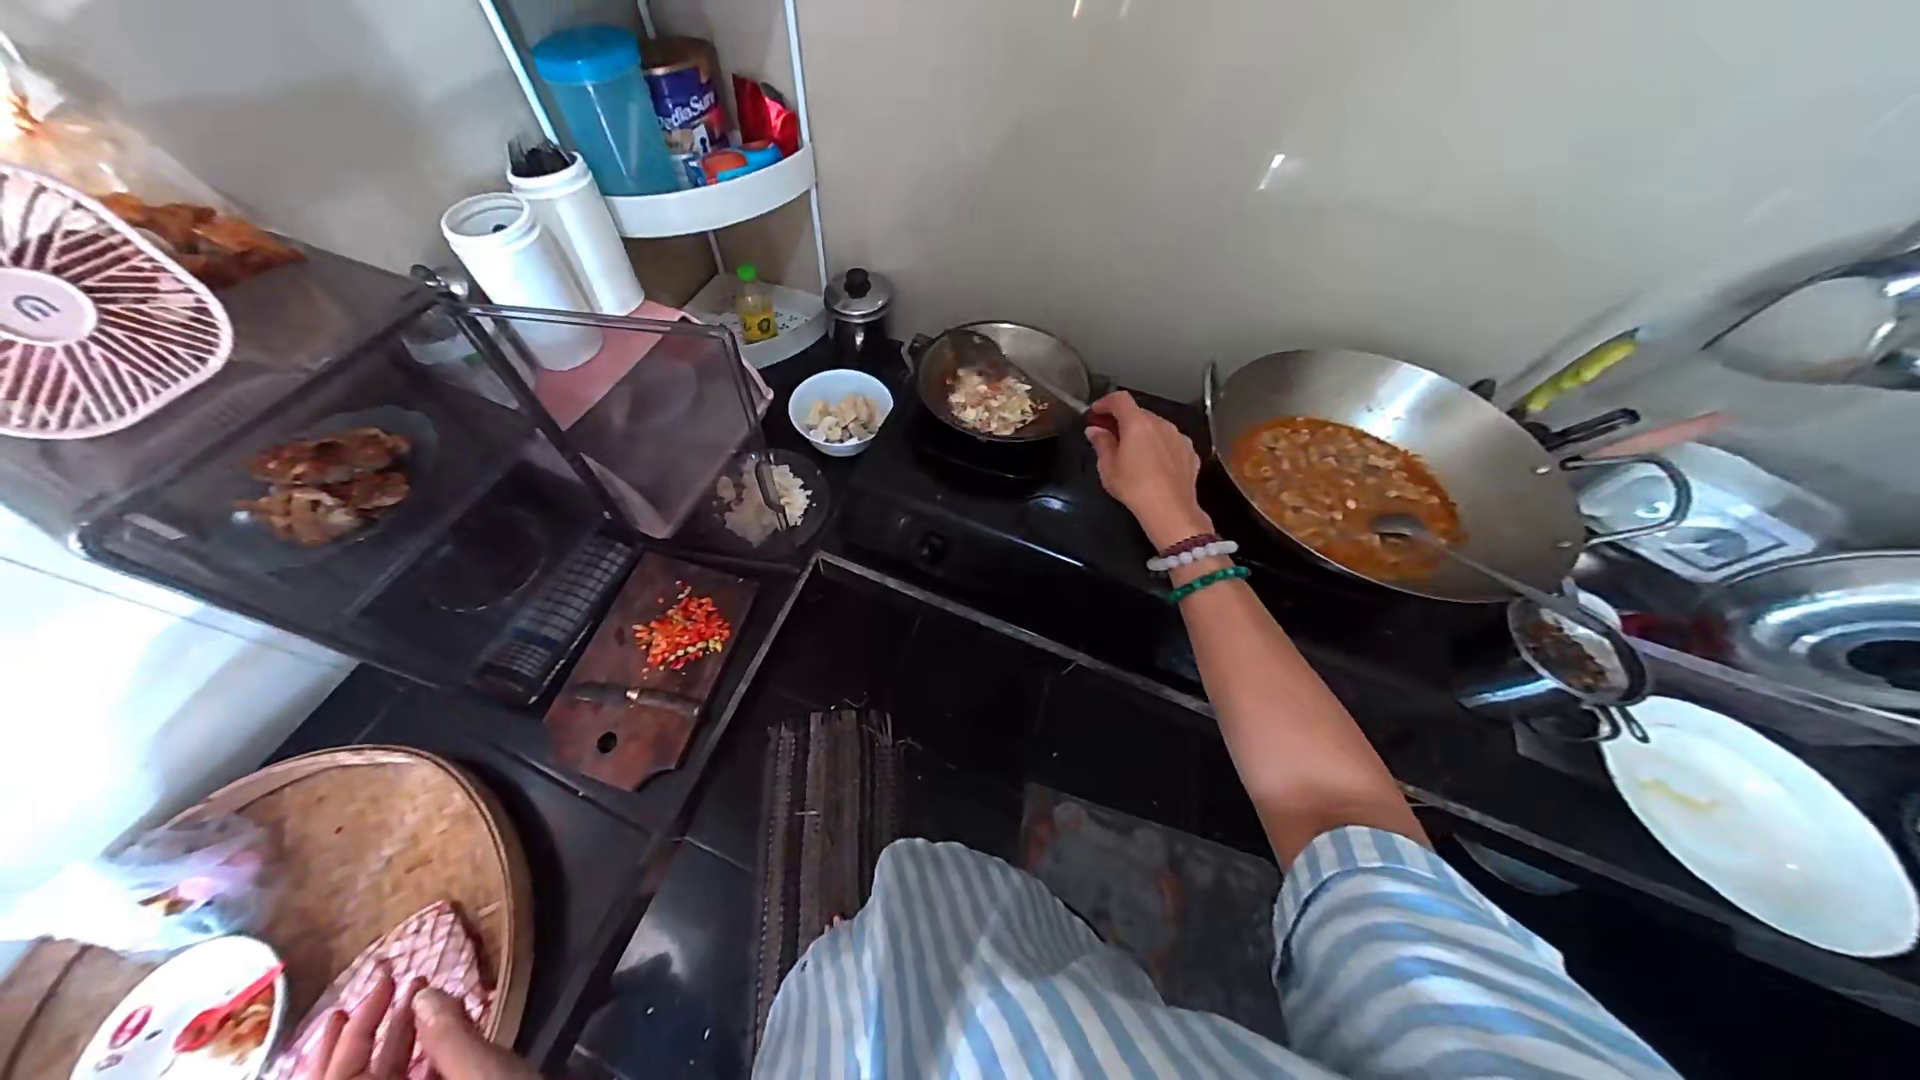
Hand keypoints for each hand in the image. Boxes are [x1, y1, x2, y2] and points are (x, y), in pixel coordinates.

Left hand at [300, 966, 540, 1079]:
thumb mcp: (486, 1077)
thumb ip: (452, 1039)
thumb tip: (423, 995)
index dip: (350, 1035)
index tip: (378, 984)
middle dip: (366, 1034)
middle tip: (387, 982)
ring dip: (396, 1042)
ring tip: (417, 996)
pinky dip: (418, 1064)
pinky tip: (438, 1033)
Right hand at [1085, 391, 1211, 548]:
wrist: (1169, 509)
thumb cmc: (1135, 487)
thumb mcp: (1108, 466)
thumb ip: (1101, 443)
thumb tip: (1095, 431)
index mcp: (1137, 423)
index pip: (1120, 399)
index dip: (1105, 402)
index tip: (1096, 411)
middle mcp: (1161, 424)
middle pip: (1138, 413)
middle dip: (1123, 421)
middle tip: (1110, 435)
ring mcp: (1178, 437)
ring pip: (1156, 427)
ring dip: (1142, 434)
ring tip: (1132, 453)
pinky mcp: (1189, 452)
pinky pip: (1170, 442)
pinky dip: (1159, 446)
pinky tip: (1152, 464)